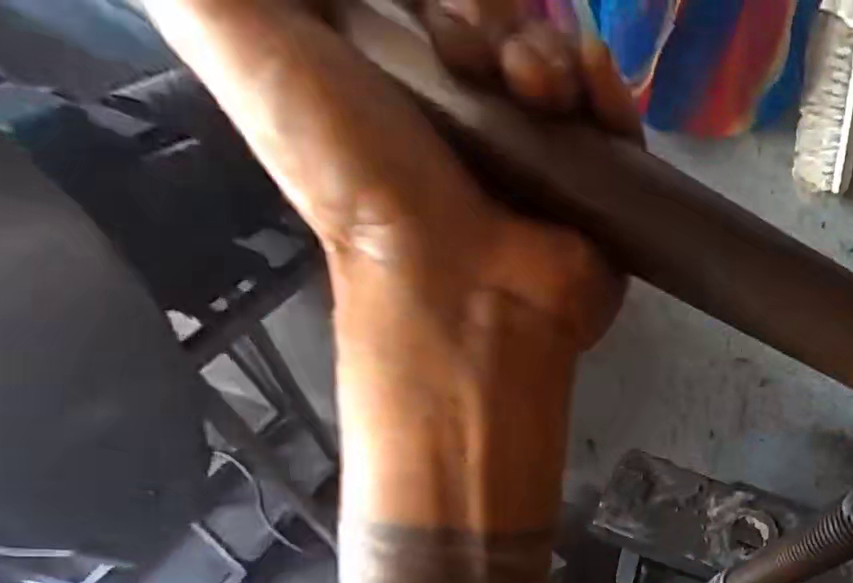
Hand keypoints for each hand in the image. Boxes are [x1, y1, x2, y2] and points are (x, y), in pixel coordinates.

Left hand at [143, 0, 639, 360]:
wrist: (462, 286)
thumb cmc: (361, 177)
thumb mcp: (244, 47)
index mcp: (393, 77)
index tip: (422, 10)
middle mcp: (467, 108)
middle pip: (495, 11)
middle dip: (486, 12)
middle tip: (469, 60)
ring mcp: (535, 143)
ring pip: (553, 48)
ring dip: (545, 50)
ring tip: (534, 95)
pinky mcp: (593, 176)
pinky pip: (609, 102)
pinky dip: (605, 85)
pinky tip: (586, 96)